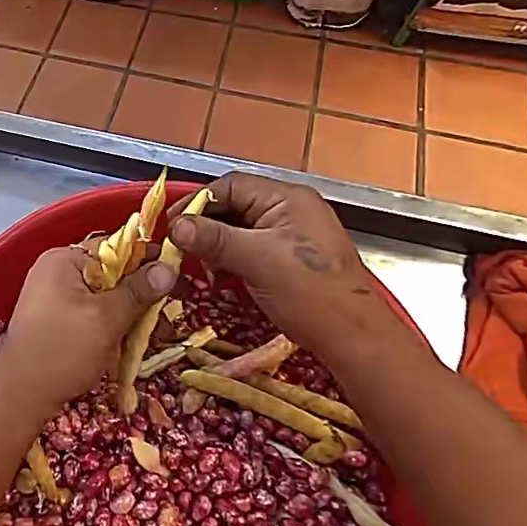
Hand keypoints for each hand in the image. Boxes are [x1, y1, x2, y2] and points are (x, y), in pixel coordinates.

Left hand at [0, 246, 173, 413]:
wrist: (20, 395)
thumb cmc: (62, 350)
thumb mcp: (106, 318)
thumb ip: (138, 291)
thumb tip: (168, 269)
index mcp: (63, 260)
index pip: (113, 246)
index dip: (145, 258)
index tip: (174, 271)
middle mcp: (56, 272)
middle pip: (110, 273)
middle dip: (138, 292)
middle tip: (166, 310)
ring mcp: (54, 298)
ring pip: (104, 297)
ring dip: (127, 314)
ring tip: (151, 332)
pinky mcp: (56, 321)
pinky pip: (92, 315)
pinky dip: (111, 327)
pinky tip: (127, 344)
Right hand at [168, 172, 425, 363]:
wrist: (354, 339)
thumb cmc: (312, 294)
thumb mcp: (257, 260)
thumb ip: (215, 239)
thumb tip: (176, 226)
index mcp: (287, 199)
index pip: (231, 186)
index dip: (198, 203)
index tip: (172, 226)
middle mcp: (290, 211)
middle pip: (234, 207)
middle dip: (205, 227)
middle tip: (181, 248)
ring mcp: (290, 237)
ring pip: (239, 231)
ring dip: (216, 247)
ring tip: (201, 267)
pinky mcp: (288, 261)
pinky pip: (250, 251)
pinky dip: (231, 261)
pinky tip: (220, 278)